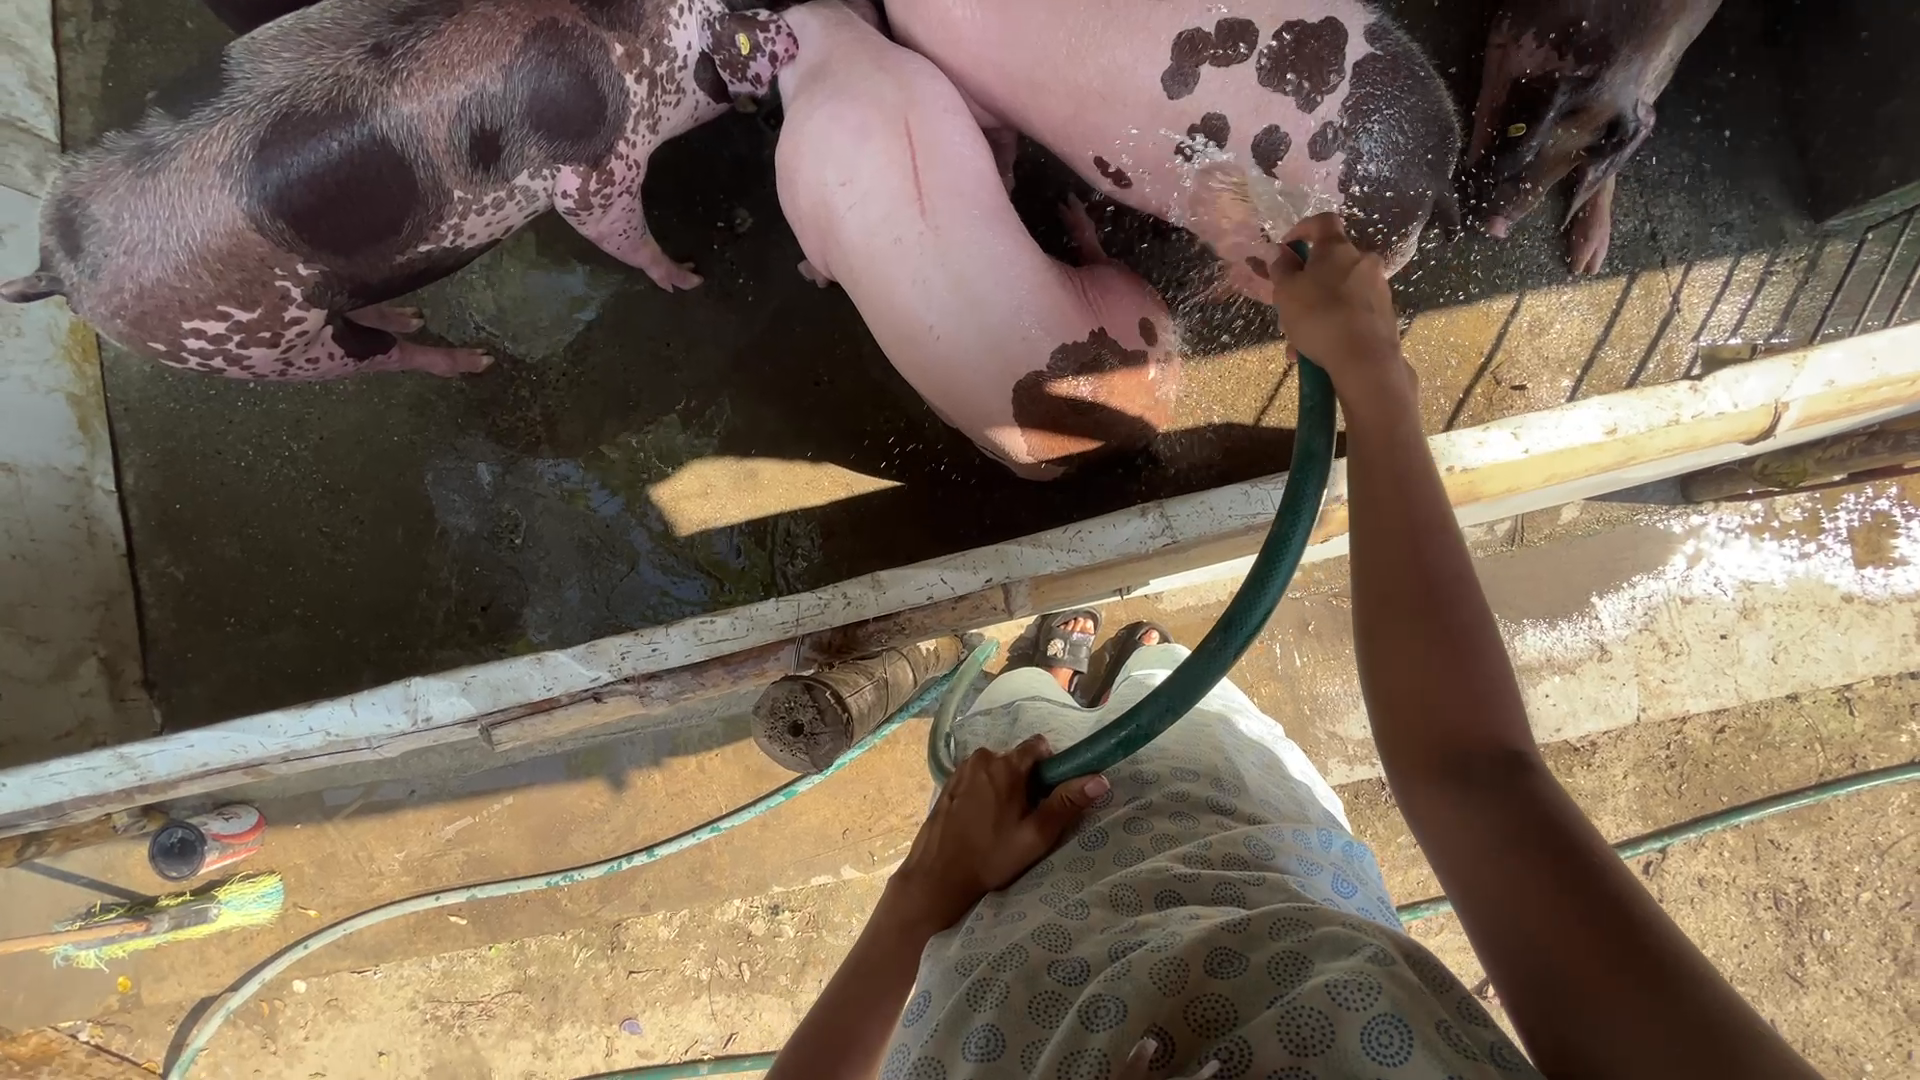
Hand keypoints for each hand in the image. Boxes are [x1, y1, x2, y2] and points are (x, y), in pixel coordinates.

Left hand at [879, 735, 1108, 936]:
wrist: (936, 877)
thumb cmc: (990, 857)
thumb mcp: (1035, 835)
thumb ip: (1067, 804)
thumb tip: (1100, 779)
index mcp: (1006, 766)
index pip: (1038, 746)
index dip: (1050, 765)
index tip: (1050, 792)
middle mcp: (982, 758)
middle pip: (1016, 760)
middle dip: (1026, 781)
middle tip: (1025, 817)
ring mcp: (961, 770)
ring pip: (995, 770)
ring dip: (1004, 787)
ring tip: (1001, 824)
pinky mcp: (947, 784)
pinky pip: (976, 779)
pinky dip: (984, 793)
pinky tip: (981, 823)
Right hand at [1269, 213, 1414, 412]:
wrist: (1364, 357)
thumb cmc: (1319, 317)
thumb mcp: (1287, 292)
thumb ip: (1281, 270)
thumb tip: (1281, 254)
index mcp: (1337, 249)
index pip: (1322, 222)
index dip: (1301, 229)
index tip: (1285, 250)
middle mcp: (1362, 261)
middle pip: (1328, 264)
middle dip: (1304, 284)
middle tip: (1286, 309)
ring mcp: (1377, 287)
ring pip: (1337, 293)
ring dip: (1315, 310)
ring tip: (1297, 343)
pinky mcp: (1383, 312)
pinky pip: (1349, 313)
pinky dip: (1331, 325)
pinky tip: (1315, 352)